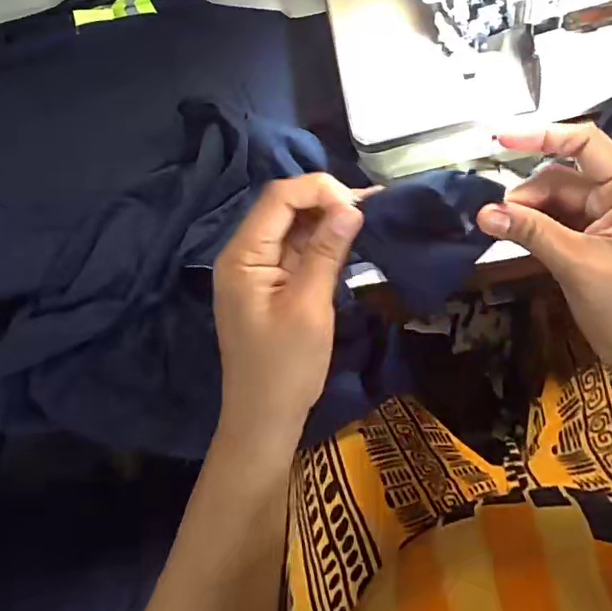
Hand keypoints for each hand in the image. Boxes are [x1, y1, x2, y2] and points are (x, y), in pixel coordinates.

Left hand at [211, 174, 365, 446]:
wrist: (262, 420)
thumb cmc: (285, 369)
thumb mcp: (310, 307)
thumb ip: (326, 252)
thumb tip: (351, 206)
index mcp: (242, 255)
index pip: (277, 198)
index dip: (318, 190)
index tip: (358, 204)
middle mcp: (243, 253)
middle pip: (282, 206)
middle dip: (324, 199)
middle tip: (369, 206)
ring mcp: (255, 268)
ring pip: (290, 224)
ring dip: (325, 217)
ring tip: (366, 214)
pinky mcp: (269, 282)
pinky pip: (294, 247)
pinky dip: (320, 239)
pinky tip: (348, 235)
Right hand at [476, 123, 611, 398]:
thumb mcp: (579, 265)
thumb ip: (531, 232)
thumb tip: (484, 211)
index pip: (585, 145)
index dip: (541, 135)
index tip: (499, 139)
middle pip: (562, 177)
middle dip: (527, 192)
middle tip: (495, 217)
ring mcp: (608, 224)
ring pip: (555, 202)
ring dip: (527, 212)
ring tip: (500, 230)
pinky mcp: (595, 246)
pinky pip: (557, 225)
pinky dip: (534, 229)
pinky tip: (512, 237)